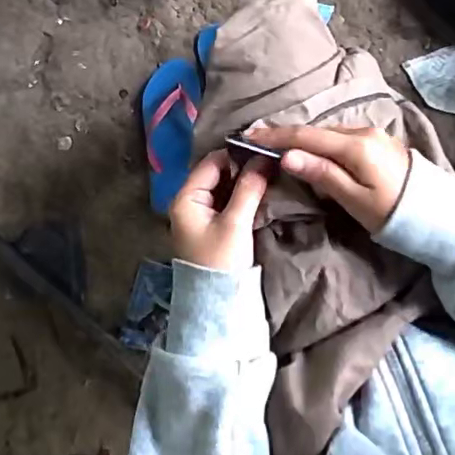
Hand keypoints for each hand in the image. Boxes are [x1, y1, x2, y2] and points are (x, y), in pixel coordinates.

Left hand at [168, 150, 272, 269]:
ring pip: (223, 187)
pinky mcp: (211, 226)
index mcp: (185, 198)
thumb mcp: (236, 223)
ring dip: (243, 180)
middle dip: (241, 166)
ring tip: (268, 172)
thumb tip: (263, 158)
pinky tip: (259, 190)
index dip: (235, 154)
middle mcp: (188, 202)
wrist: (217, 305)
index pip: (211, 163)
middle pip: (216, 173)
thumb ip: (249, 188)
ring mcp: (199, 215)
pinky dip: (240, 194)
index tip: (262, 150)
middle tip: (269, 161)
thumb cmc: (222, 261)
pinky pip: (225, 200)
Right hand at [247, 125, 409, 233]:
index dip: (276, 136)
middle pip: (316, 131)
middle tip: (256, 140)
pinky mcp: (378, 143)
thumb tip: (287, 156)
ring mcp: (373, 135)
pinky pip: (340, 138)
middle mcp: (363, 132)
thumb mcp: (355, 199)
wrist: (439, 215)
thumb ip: (322, 174)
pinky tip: (309, 148)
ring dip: (302, 138)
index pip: (306, 136)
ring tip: (277, 144)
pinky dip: (320, 142)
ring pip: (328, 133)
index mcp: (356, 146)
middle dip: (285, 135)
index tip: (249, 137)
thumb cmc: (393, 213)